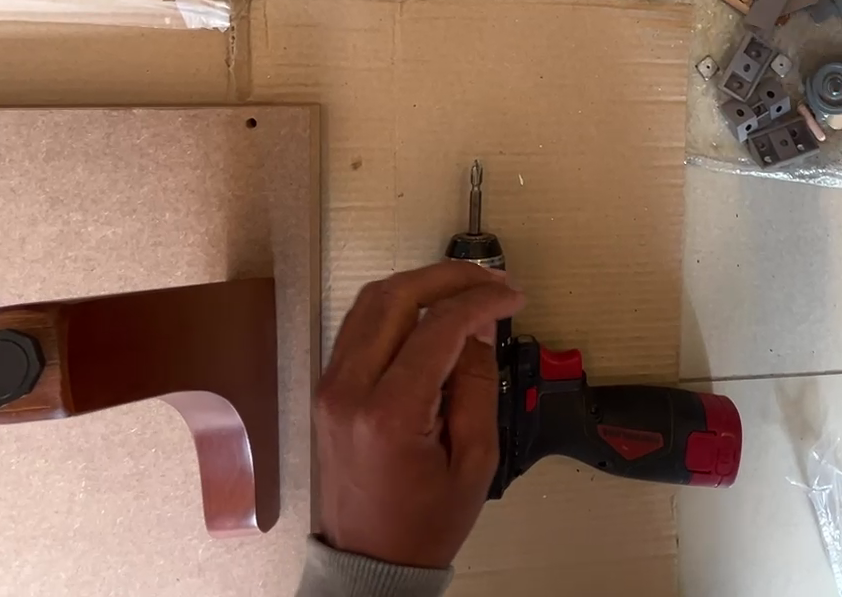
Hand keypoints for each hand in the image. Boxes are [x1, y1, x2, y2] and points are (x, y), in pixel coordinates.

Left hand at [314, 260, 525, 568]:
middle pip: (397, 296)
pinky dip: (398, 302)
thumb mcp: (476, 458)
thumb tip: (477, 324)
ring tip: (467, 287)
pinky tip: (431, 307)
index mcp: (389, 414)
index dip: (482, 300)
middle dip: (451, 277)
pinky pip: (360, 322)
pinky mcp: (327, 385)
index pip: (438, 327)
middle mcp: (349, 389)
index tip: (514, 295)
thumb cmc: (427, 522)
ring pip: (372, 299)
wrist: (367, 565)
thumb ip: (477, 381)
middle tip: (493, 280)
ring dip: (423, 282)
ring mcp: (330, 384)